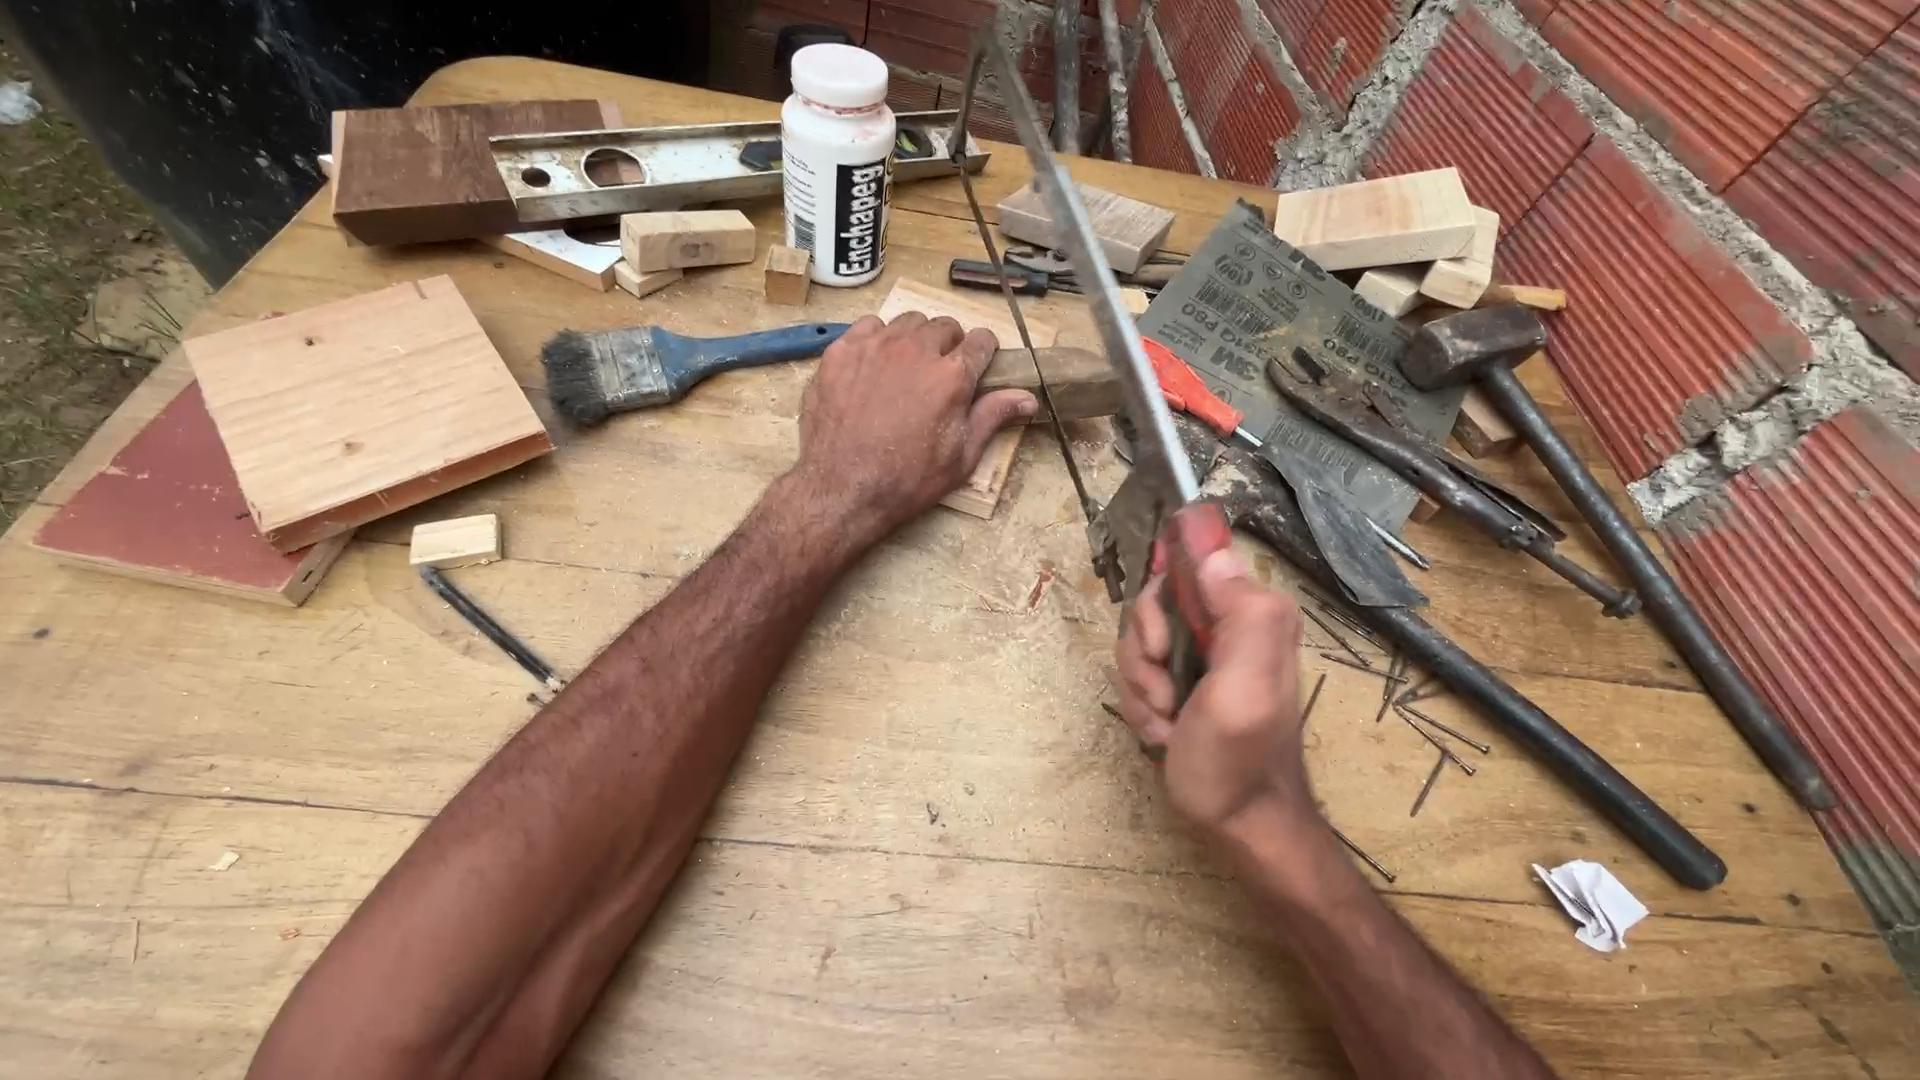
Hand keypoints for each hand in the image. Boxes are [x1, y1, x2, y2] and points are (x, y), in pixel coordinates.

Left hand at [793, 313, 1036, 537]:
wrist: (843, 489)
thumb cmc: (907, 480)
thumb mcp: (961, 458)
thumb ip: (993, 417)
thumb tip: (1028, 397)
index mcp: (952, 375)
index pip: (982, 341)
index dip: (984, 354)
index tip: (978, 367)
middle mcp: (916, 350)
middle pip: (945, 326)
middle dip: (949, 346)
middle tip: (939, 375)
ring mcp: (875, 346)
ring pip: (907, 322)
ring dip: (914, 339)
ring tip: (907, 368)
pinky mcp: (841, 351)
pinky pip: (868, 327)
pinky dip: (877, 340)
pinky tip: (873, 367)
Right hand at [1113, 548, 1314, 835]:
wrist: (1238, 822)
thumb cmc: (1240, 759)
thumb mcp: (1246, 687)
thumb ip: (1242, 616)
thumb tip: (1213, 550)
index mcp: (1251, 612)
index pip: (1188, 563)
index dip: (1159, 600)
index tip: (1160, 645)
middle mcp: (1227, 624)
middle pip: (1152, 605)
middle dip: (1144, 654)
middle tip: (1164, 692)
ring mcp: (1201, 654)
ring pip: (1137, 641)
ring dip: (1141, 687)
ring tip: (1168, 721)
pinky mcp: (1180, 680)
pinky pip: (1136, 672)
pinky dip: (1141, 705)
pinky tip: (1164, 732)